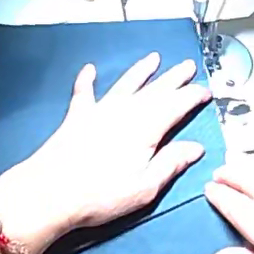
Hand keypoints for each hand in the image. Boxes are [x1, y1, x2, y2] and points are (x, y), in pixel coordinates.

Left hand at [0, 54, 211, 253]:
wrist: (49, 193)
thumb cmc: (99, 195)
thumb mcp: (145, 187)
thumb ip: (170, 163)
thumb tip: (194, 148)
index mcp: (145, 129)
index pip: (176, 106)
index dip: (192, 96)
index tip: (204, 90)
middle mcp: (124, 113)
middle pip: (155, 90)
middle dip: (173, 78)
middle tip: (187, 66)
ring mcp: (99, 112)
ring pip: (125, 84)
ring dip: (141, 71)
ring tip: (153, 59)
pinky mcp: (76, 117)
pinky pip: (84, 93)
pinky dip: (87, 80)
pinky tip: (89, 69)